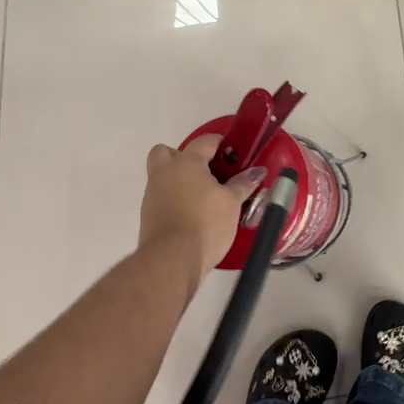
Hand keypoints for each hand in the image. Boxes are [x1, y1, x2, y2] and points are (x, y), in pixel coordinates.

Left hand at [139, 135, 267, 280]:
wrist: (171, 261)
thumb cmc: (205, 224)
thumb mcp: (231, 204)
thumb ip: (242, 184)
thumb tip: (256, 172)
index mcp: (186, 162)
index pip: (205, 141)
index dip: (221, 144)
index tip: (235, 156)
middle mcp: (164, 173)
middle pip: (166, 152)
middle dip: (183, 157)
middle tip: (205, 172)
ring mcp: (152, 195)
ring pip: (162, 177)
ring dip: (178, 181)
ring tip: (203, 199)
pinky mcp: (147, 217)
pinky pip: (161, 198)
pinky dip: (174, 201)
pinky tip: (192, 216)